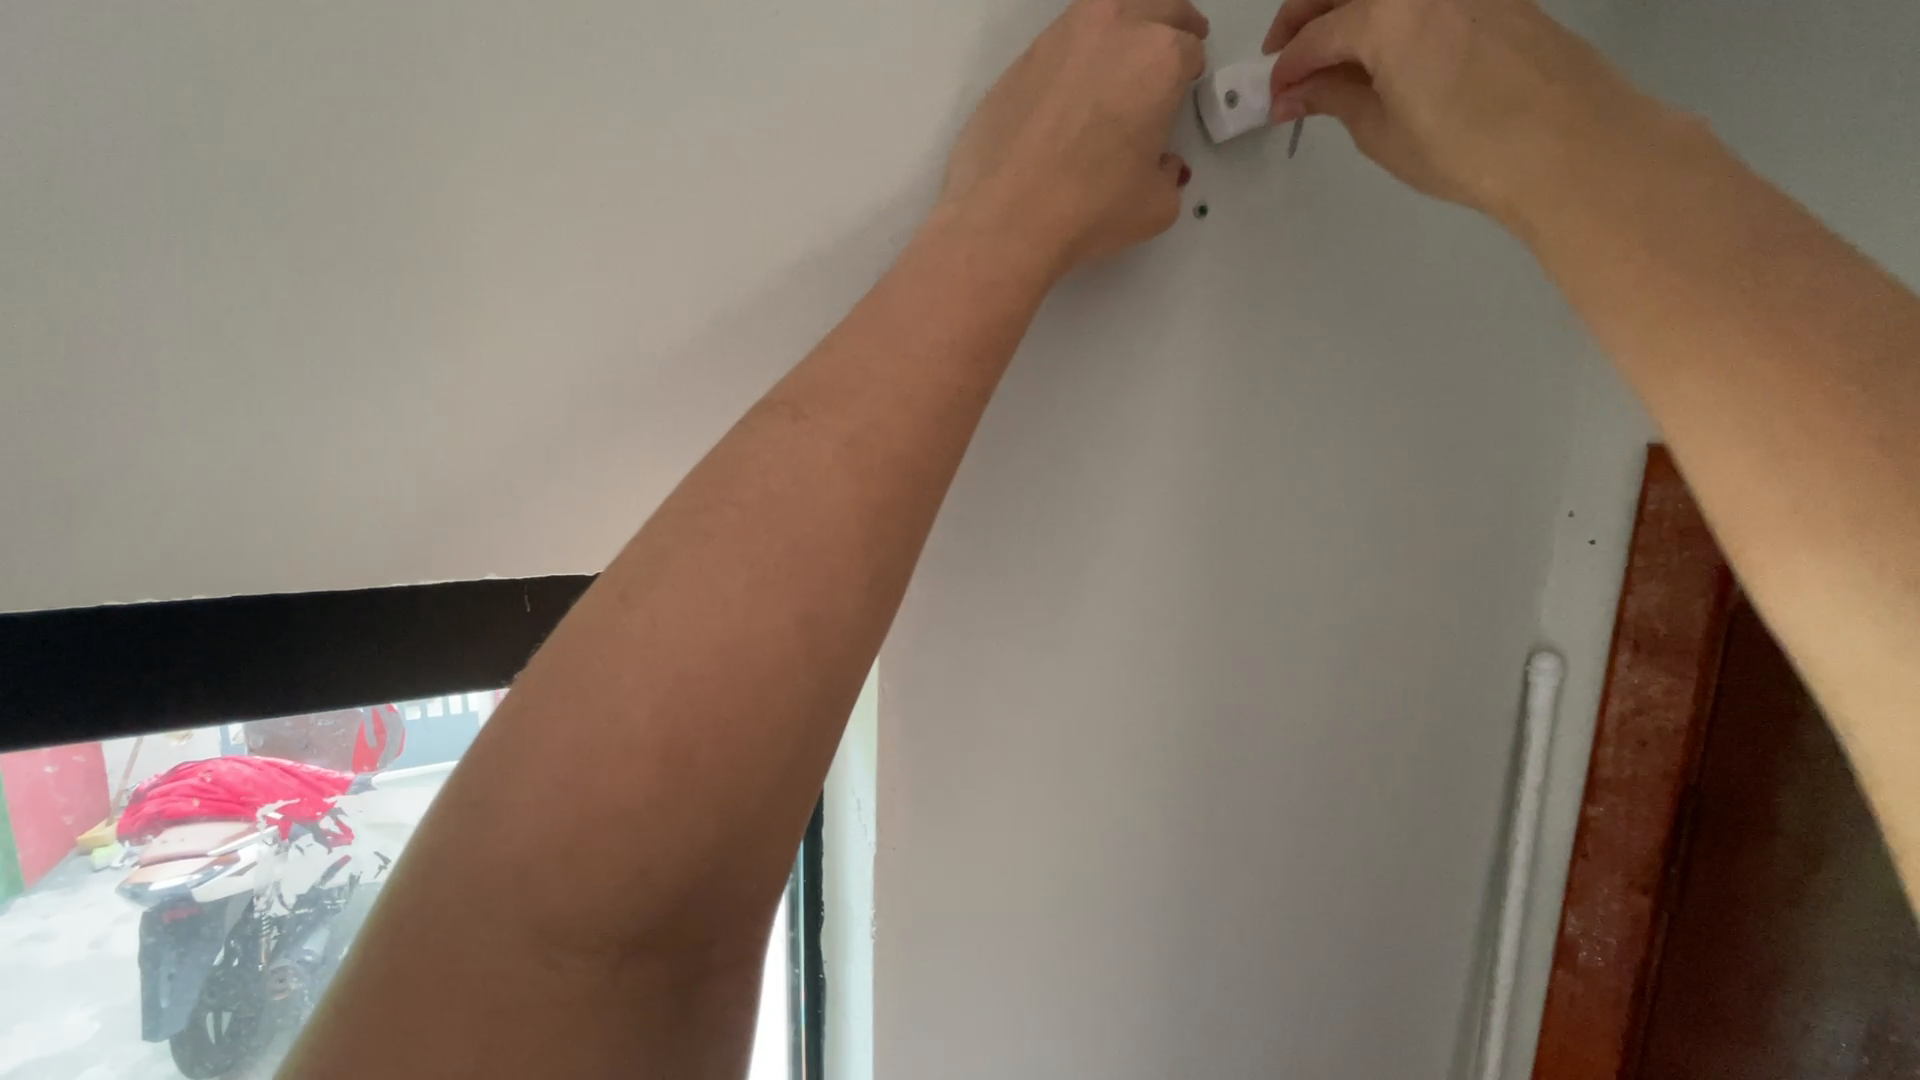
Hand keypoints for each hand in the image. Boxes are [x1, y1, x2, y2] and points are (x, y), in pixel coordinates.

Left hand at [939, 0, 1208, 272]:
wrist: (1006, 217)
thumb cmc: (1090, 209)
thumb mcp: (1155, 205)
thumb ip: (1167, 174)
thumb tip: (1160, 164)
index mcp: (1160, 57)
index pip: (1189, 49)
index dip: (1189, 72)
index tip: (1183, 86)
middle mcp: (1114, 30)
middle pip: (1155, 8)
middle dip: (1170, 26)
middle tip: (1173, 45)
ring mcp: (1063, 37)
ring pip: (1107, 11)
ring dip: (1124, 26)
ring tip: (1123, 56)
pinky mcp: (1023, 58)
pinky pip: (1062, 41)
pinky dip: (1077, 52)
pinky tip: (1073, 85)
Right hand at [1262, 0, 1665, 220]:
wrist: (1566, 143)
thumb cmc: (1464, 149)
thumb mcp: (1381, 131)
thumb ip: (1334, 98)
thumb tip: (1295, 94)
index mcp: (1388, 13)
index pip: (1315, 36)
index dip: (1286, 70)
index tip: (1275, 99)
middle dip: (1302, 17)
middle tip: (1285, 60)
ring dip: (1344, 10)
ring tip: (1330, 53)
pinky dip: (1386, 12)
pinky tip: (1380, 48)